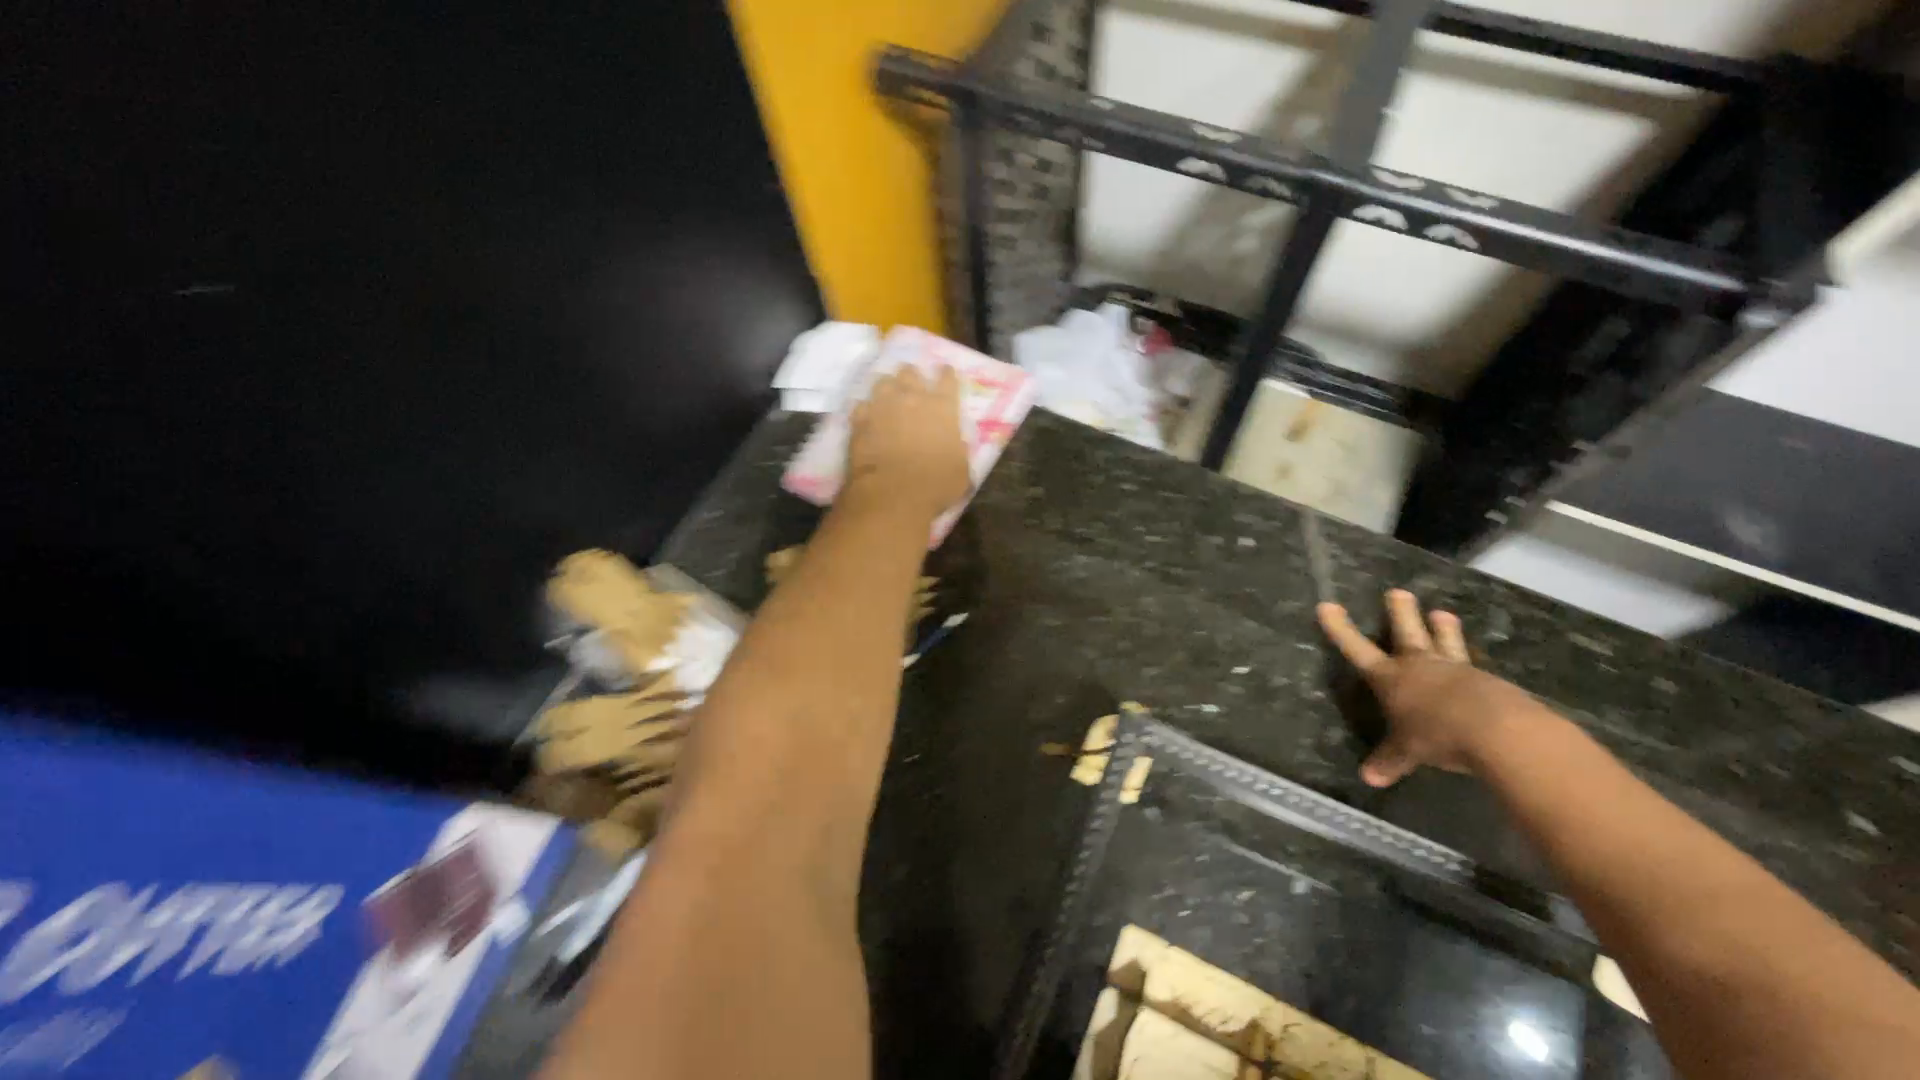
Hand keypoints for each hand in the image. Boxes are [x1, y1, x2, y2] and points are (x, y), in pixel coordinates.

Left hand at [845, 364, 970, 519]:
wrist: (891, 494)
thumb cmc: (934, 485)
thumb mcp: (961, 471)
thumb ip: (958, 450)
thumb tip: (955, 444)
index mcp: (943, 408)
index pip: (947, 380)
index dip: (946, 374)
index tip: (944, 371)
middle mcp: (912, 399)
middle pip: (910, 373)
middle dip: (912, 375)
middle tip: (912, 380)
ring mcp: (882, 406)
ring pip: (883, 382)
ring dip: (888, 385)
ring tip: (888, 391)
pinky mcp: (859, 420)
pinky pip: (861, 405)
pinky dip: (865, 408)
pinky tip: (867, 414)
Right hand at [1318, 589, 1538, 786]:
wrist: (1495, 729)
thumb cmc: (1436, 736)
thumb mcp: (1407, 752)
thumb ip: (1390, 760)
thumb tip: (1368, 777)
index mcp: (1391, 678)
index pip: (1357, 649)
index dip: (1340, 629)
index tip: (1327, 605)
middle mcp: (1419, 666)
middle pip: (1407, 632)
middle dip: (1401, 613)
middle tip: (1398, 592)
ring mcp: (1455, 670)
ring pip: (1445, 641)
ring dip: (1443, 628)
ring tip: (1443, 612)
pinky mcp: (1485, 681)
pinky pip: (1474, 668)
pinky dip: (1471, 667)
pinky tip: (1476, 670)